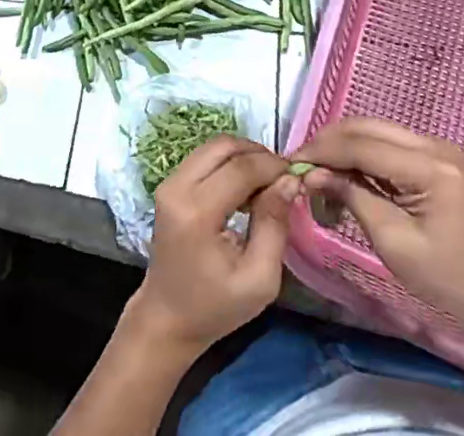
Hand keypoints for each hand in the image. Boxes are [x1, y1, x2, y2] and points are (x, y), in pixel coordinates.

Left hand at [125, 136, 299, 354]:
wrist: (167, 318)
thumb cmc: (215, 306)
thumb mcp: (259, 278)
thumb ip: (274, 224)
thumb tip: (289, 181)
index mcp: (197, 212)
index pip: (241, 167)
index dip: (273, 167)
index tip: (297, 179)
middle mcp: (177, 187)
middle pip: (224, 145)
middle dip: (259, 154)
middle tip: (282, 178)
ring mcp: (169, 183)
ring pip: (214, 147)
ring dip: (244, 156)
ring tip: (266, 185)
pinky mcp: (169, 185)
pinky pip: (204, 158)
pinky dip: (230, 163)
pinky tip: (246, 189)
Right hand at [294, 117, 463, 341]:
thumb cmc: (450, 280)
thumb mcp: (394, 243)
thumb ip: (352, 198)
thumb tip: (312, 174)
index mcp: (431, 167)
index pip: (362, 144)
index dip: (322, 150)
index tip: (290, 163)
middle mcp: (435, 146)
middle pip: (367, 127)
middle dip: (329, 142)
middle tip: (299, 165)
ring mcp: (438, 149)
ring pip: (376, 131)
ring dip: (343, 146)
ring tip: (316, 170)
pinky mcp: (437, 160)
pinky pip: (390, 145)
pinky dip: (362, 154)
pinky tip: (343, 173)